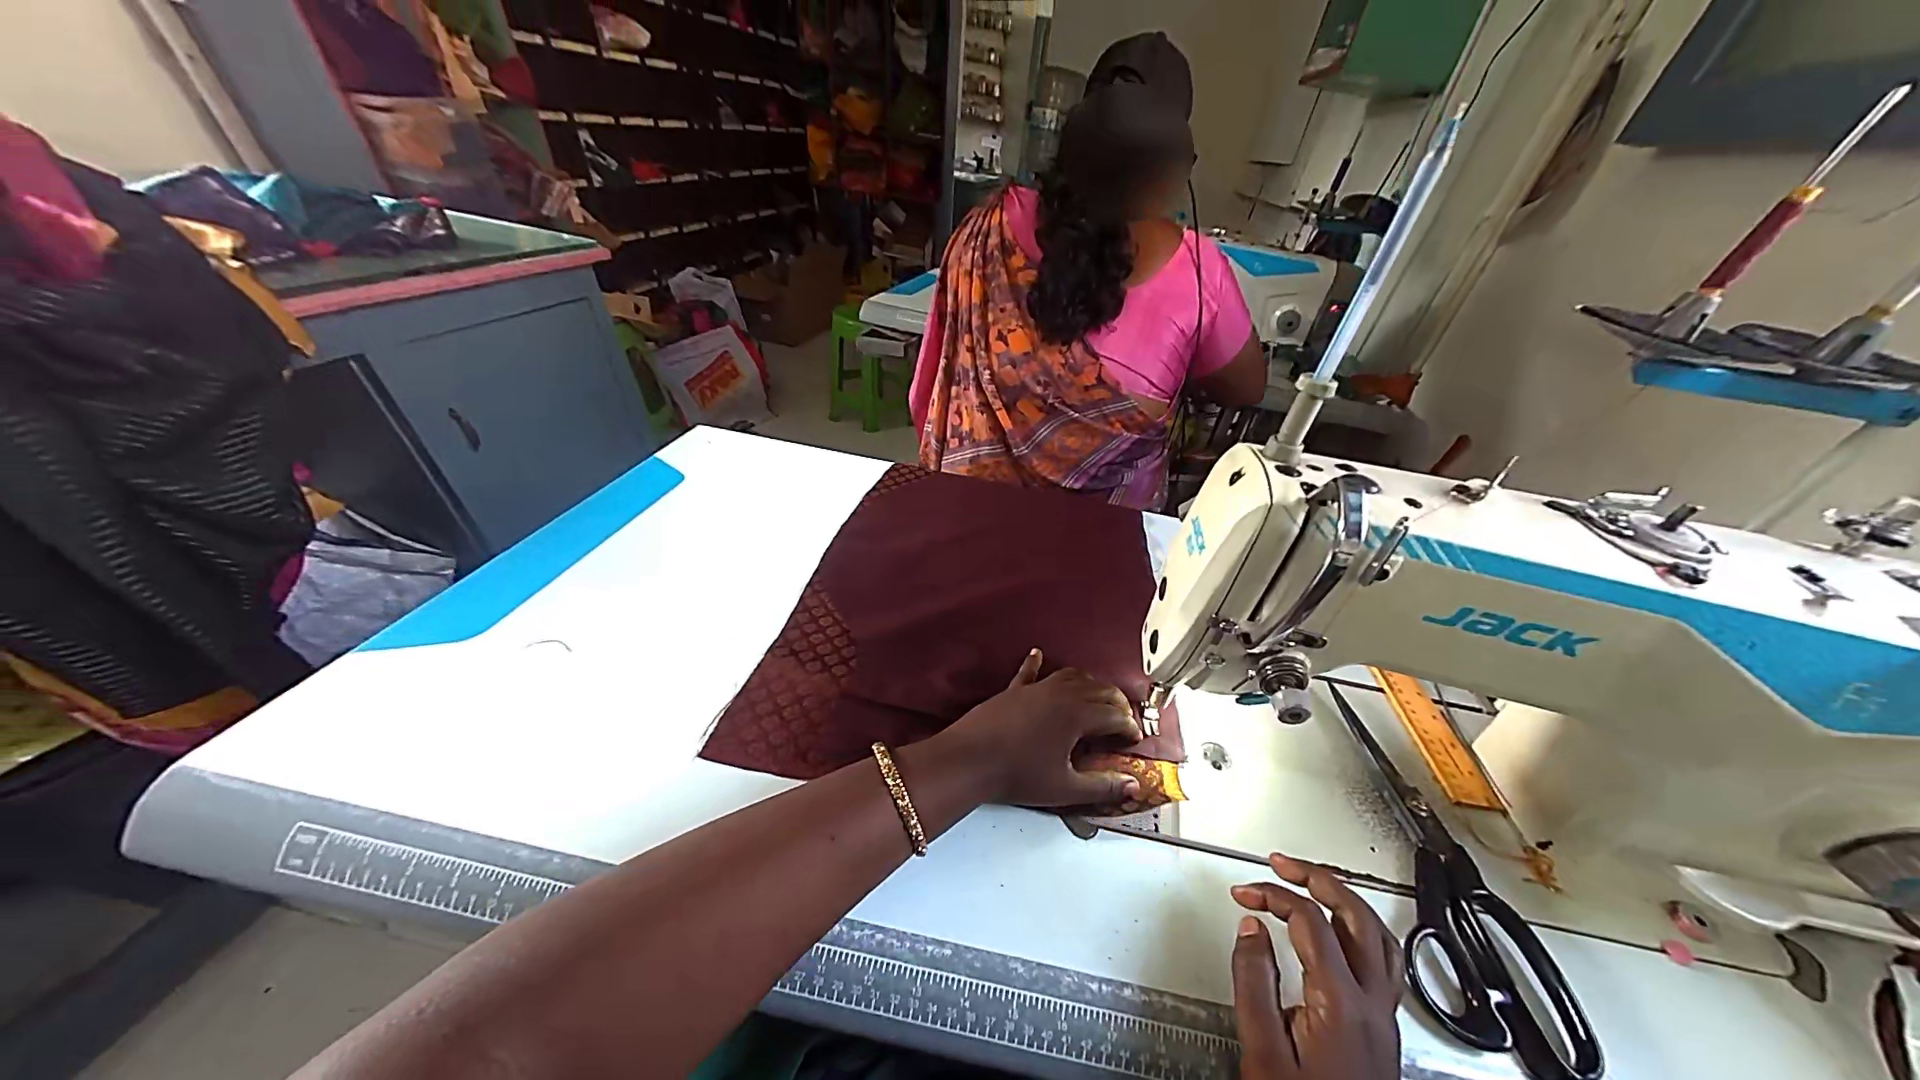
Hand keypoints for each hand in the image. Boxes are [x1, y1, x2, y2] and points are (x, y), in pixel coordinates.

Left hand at [925, 649, 1142, 806]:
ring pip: (1073, 676)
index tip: (1132, 740)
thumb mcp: (1065, 787)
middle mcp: (1060, 694)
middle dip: (1117, 705)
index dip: (1129, 728)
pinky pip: (1029, 671)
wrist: (969, 760)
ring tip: (1098, 699)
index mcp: (1078, 715)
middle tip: (1123, 723)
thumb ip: (1102, 786)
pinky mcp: (1013, 691)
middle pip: (1100, 690)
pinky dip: (1037, 664)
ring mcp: (1035, 689)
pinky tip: (1038, 654)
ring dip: (1090, 685)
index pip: (1115, 716)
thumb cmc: (1017, 774)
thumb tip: (1131, 785)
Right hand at [1231, 854, 1402, 1079]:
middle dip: (1316, 878)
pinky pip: (1384, 958)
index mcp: (1340, 1002)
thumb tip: (1250, 927)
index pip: (1310, 920)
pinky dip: (1361, 927)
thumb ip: (1253, 981)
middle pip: (1355, 915)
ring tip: (1312, 881)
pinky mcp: (1384, 1026)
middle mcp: (1372, 1004)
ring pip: (1378, 935)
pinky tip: (1343, 927)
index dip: (1274, 894)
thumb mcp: (1262, 1049)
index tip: (1246, 892)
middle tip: (1282, 863)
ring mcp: (1384, 1015)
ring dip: (1343, 897)